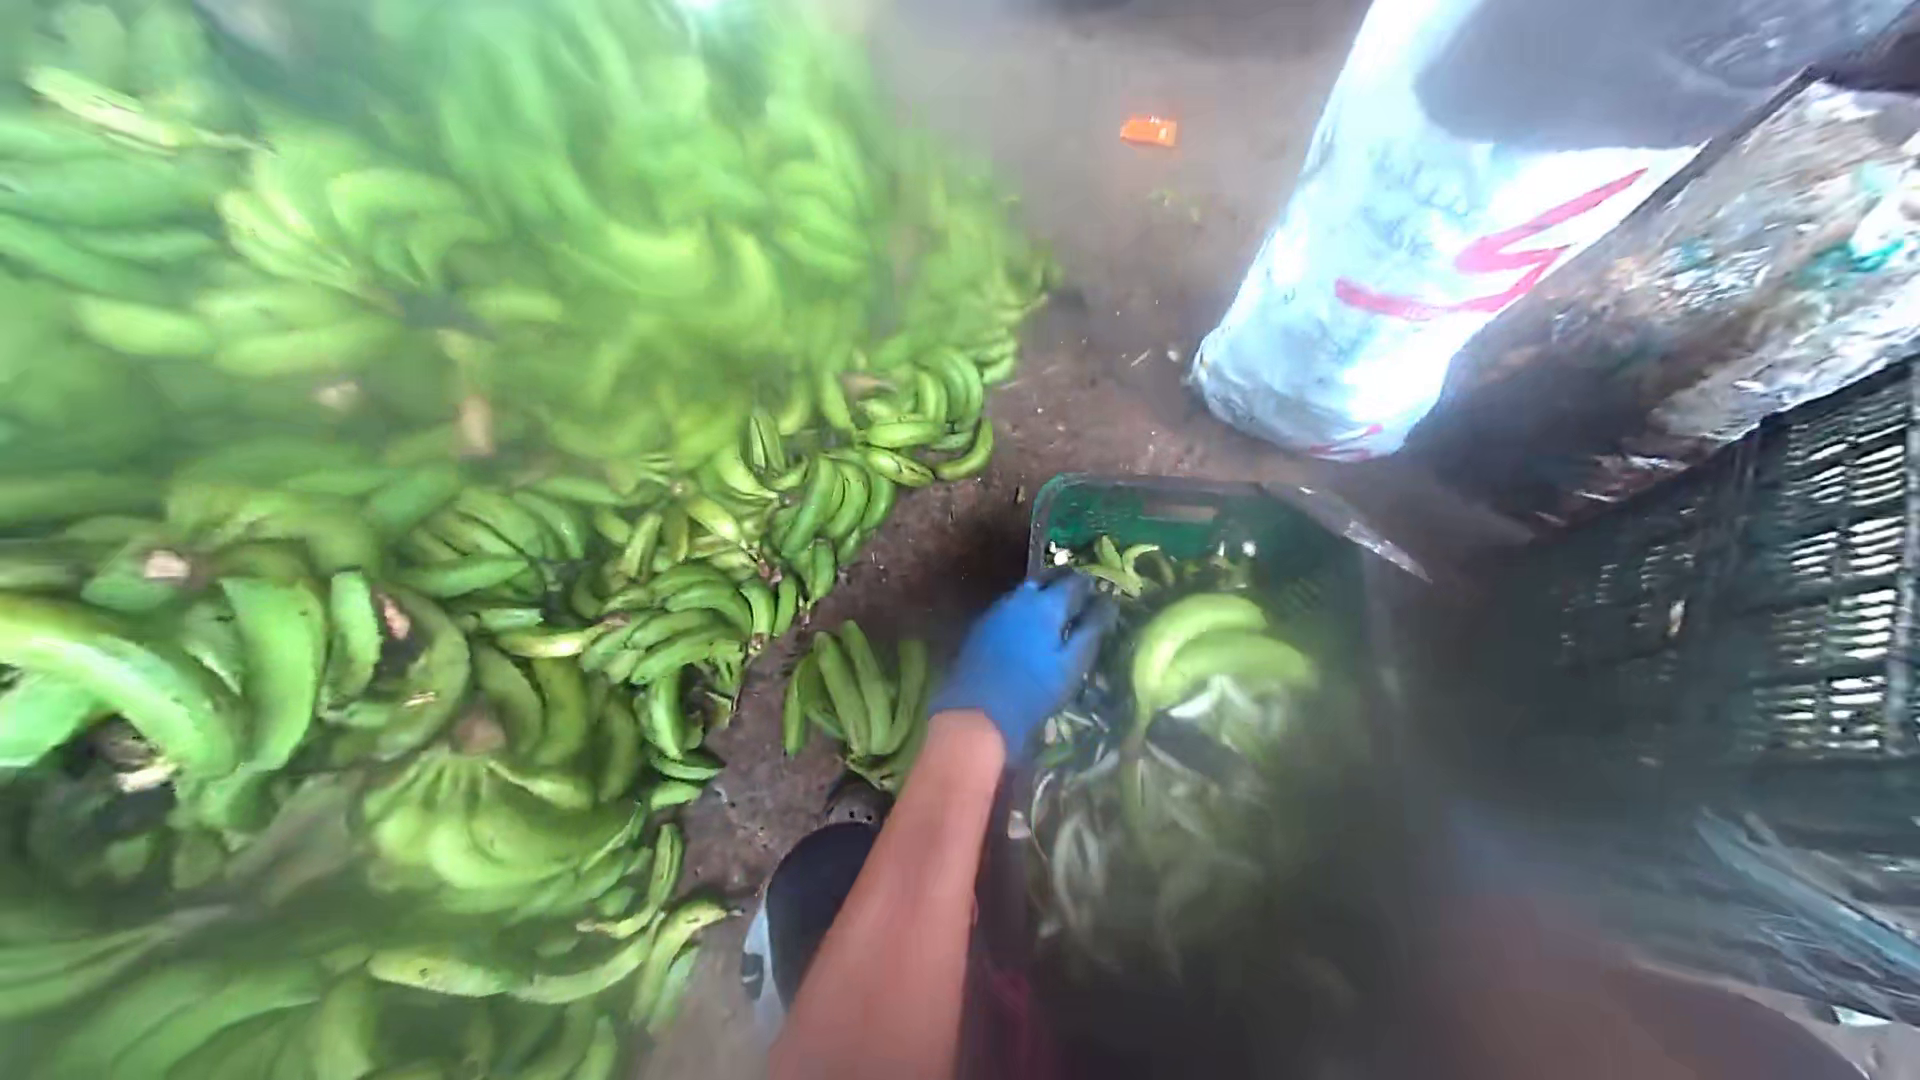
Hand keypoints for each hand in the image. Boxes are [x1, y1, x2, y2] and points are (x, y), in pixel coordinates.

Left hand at [928, 572, 1116, 760]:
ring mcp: (996, 610)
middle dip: (1062, 581)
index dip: (1088, 584)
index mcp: (1046, 604)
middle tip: (1077, 591)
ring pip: (1024, 592)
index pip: (1073, 582)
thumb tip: (1108, 602)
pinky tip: (1027, 625)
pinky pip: (1008, 607)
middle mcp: (1019, 599)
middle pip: (1044, 579)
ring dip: (1041, 593)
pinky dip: (1023, 608)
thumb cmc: (1035, 690)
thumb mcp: (1072, 663)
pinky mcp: (981, 626)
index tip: (1099, 591)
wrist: (979, 711)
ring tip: (1055, 607)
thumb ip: (1091, 629)